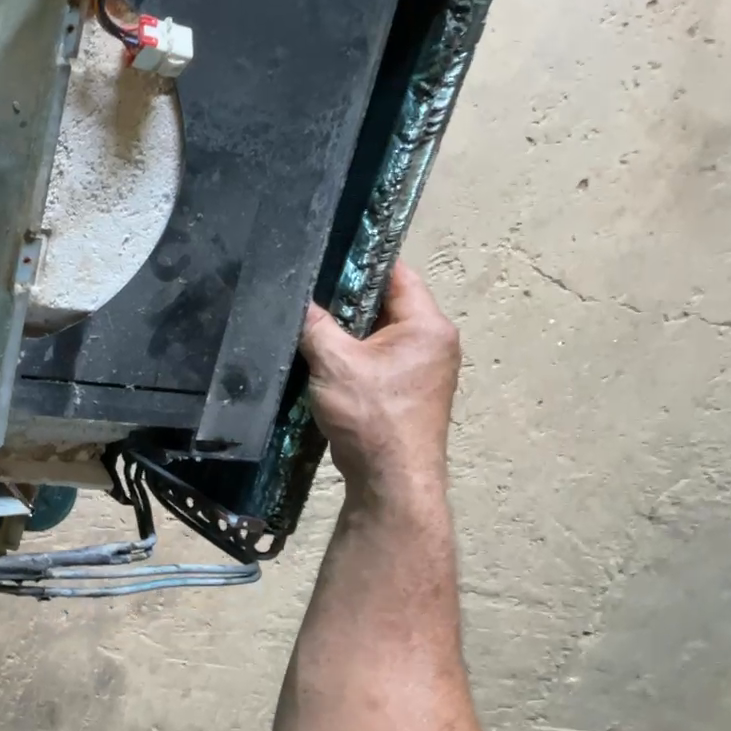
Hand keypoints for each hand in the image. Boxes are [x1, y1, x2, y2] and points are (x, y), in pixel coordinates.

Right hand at [298, 263, 460, 500]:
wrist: (390, 474)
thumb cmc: (371, 412)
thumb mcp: (334, 362)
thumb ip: (315, 326)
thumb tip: (297, 301)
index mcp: (428, 326)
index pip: (398, 276)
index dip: (362, 262)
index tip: (325, 256)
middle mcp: (434, 342)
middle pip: (386, 305)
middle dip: (347, 300)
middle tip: (305, 293)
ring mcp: (423, 368)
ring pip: (377, 334)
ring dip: (347, 331)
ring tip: (307, 324)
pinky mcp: (406, 391)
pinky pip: (375, 359)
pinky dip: (351, 355)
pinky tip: (321, 359)